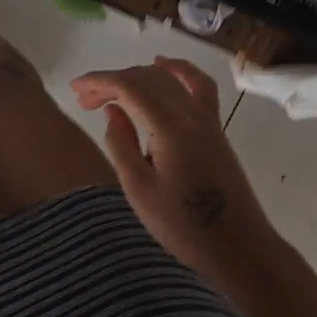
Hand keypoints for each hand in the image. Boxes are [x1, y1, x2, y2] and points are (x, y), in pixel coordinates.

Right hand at [71, 57, 272, 282]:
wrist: (241, 249)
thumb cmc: (185, 226)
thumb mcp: (139, 190)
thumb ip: (121, 144)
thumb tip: (113, 111)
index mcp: (170, 126)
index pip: (129, 86)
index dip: (99, 81)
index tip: (75, 89)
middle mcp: (190, 112)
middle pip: (146, 78)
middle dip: (112, 82)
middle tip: (85, 101)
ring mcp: (207, 118)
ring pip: (167, 78)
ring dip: (136, 77)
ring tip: (112, 92)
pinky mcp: (216, 128)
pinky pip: (197, 84)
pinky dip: (177, 69)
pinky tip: (164, 66)